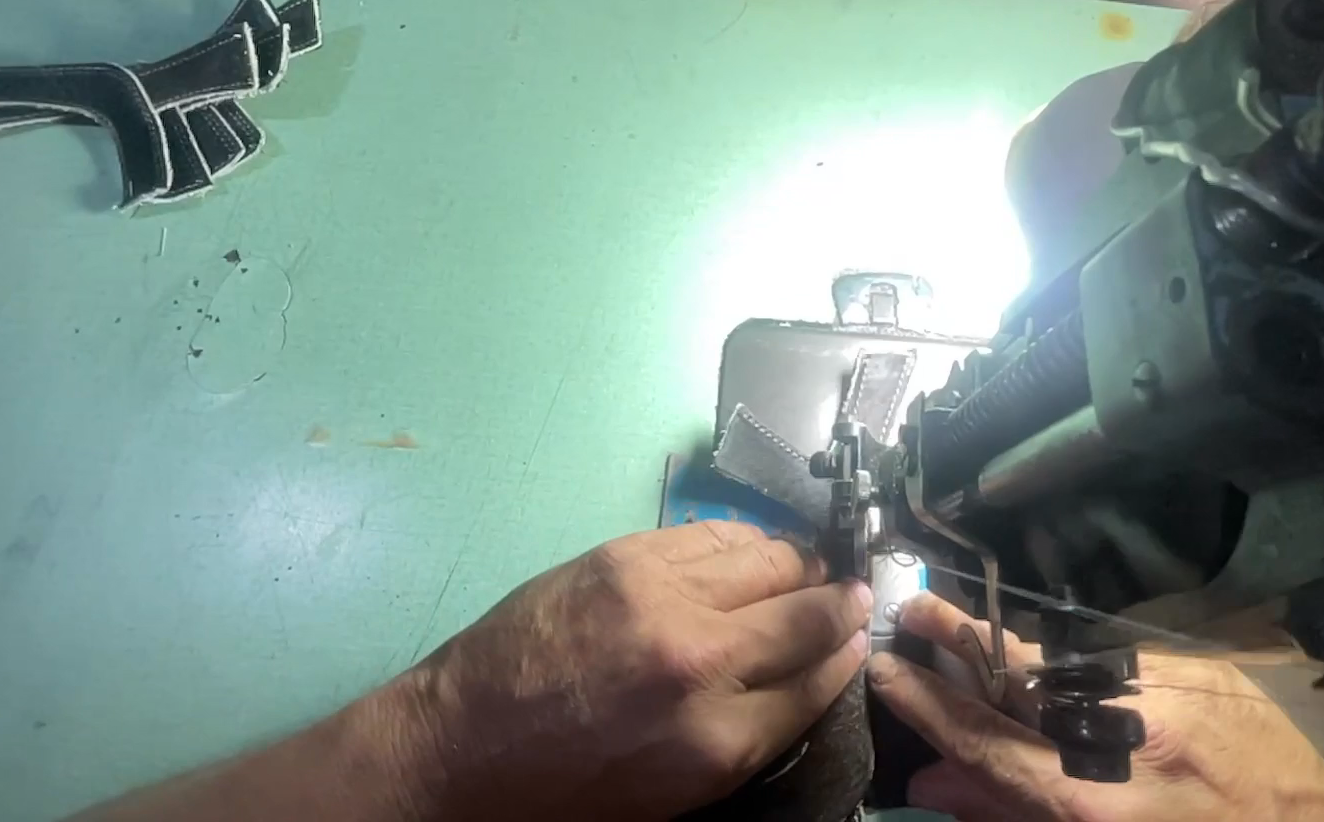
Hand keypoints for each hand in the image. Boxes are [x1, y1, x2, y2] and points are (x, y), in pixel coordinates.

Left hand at [395, 521, 872, 820]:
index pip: (815, 683)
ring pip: (769, 559)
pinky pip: (717, 532)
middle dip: (840, 602)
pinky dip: (748, 539)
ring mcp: (663, 594)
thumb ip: (752, 731)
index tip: (860, 634)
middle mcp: (701, 660)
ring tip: (810, 565)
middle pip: (804, 614)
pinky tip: (757, 547)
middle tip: (853, 592)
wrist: (463, 741)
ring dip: (801, 562)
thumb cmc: (571, 785)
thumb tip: (810, 671)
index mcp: (715, 744)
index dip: (846, 655)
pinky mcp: (630, 553)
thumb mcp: (673, 791)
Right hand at [867, 594, 1323, 821]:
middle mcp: (1130, 734)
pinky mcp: (1197, 665)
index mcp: (1105, 803)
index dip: (929, 705)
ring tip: (951, 625)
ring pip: (1056, 653)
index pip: (991, 742)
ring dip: (999, 644)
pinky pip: (1106, 653)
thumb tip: (940, 779)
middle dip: (956, 635)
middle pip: (1016, 673)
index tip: (885, 666)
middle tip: (911, 607)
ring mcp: (1167, 691)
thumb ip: (1015, 811)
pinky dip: (1065, 661)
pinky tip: (1046, 664)